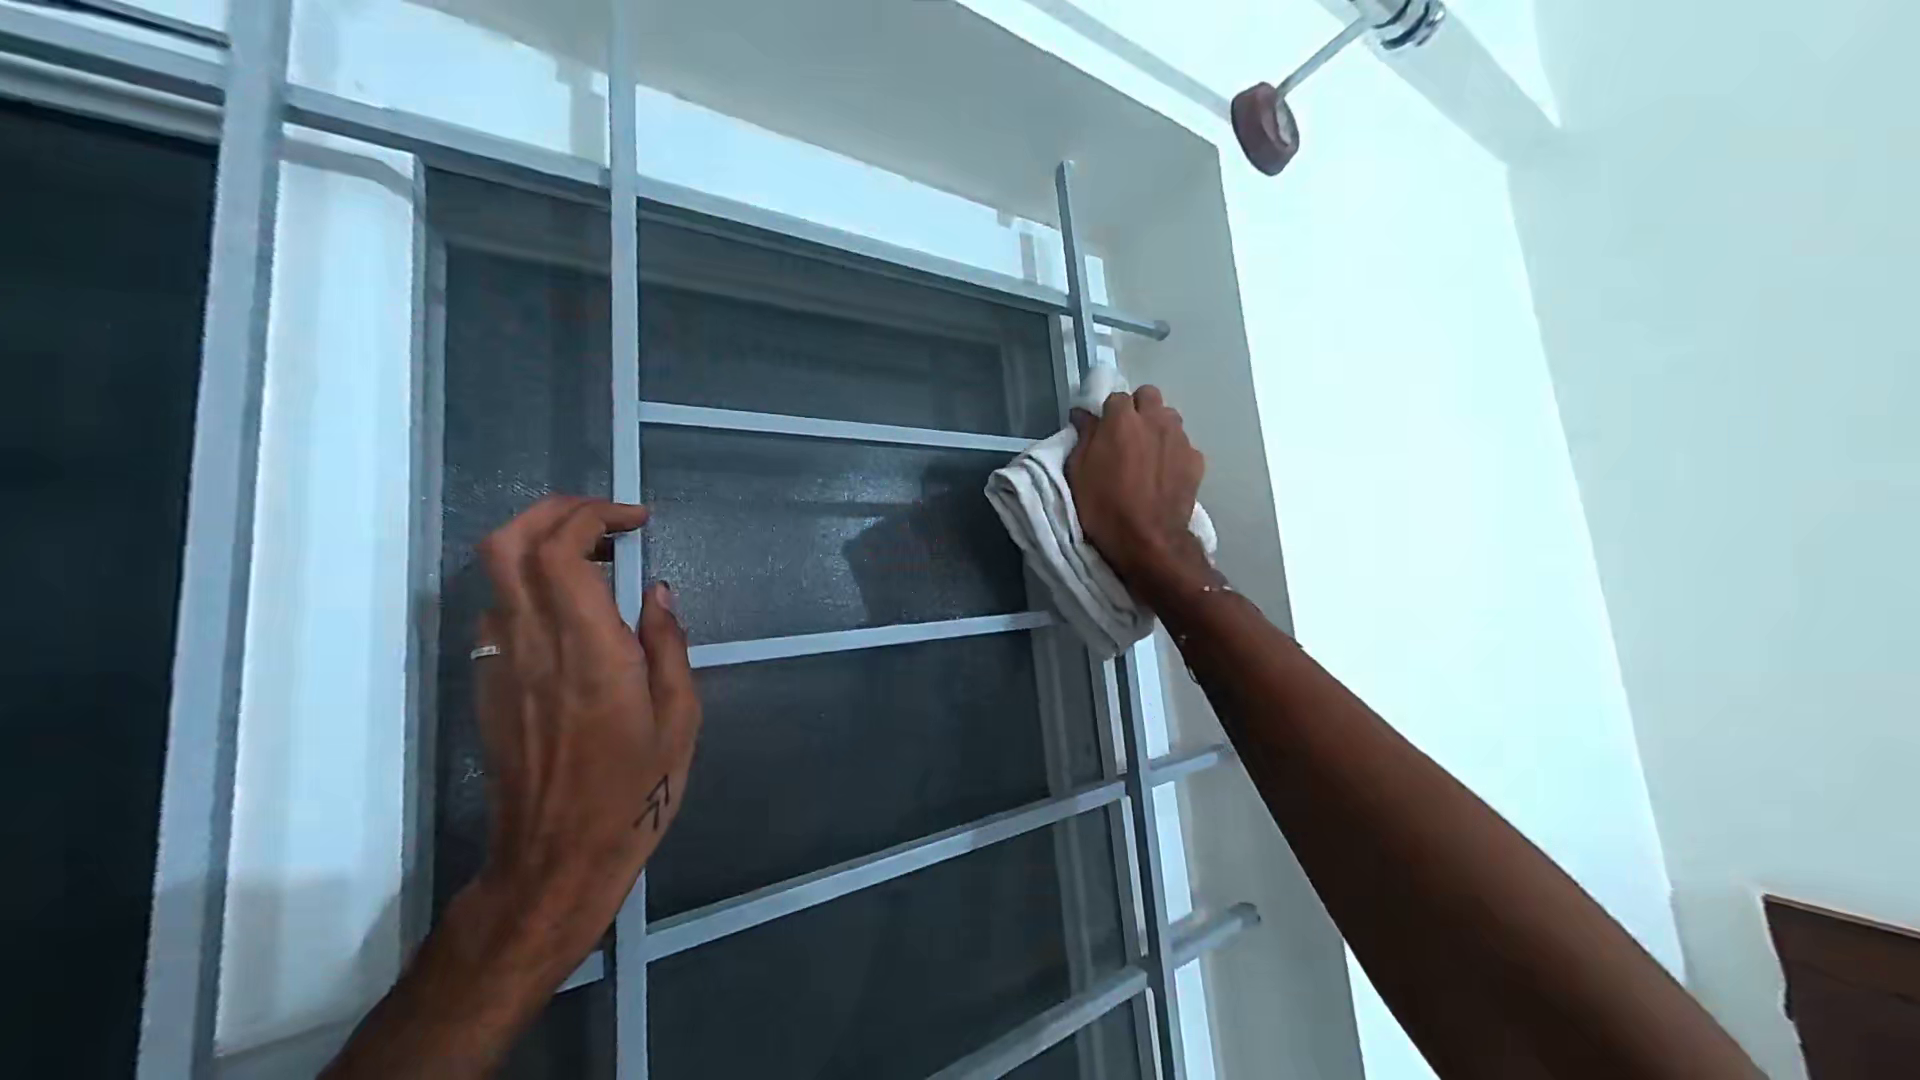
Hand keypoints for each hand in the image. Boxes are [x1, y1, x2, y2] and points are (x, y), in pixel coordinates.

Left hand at [462, 496, 701, 978]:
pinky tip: (572, 610)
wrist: (557, 856)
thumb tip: (655, 591)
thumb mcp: (680, 716)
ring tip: (595, 559)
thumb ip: (668, 643)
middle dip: (553, 511)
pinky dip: (530, 585)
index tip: (636, 521)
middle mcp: (533, 645)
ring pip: (494, 574)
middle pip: (508, 545)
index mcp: (589, 650)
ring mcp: (500, 665)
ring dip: (540, 545)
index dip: (594, 516)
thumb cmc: (635, 788)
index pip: (562, 552)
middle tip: (603, 519)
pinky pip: (498, 612)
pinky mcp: (488, 686)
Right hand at [1066, 385, 1209, 596]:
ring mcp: (1180, 438)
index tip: (1102, 430)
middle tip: (1126, 434)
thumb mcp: (1078, 473)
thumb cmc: (1104, 507)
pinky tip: (1164, 473)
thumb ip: (1083, 437)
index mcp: (1121, 420)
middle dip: (1137, 408)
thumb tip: (1082, 415)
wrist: (1148, 541)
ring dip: (1157, 426)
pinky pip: (1183, 444)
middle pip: (1148, 396)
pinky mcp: (1196, 459)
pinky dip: (1173, 452)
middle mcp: (1154, 420)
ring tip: (1147, 452)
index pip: (1115, 397)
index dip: (1108, 413)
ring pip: (1169, 417)